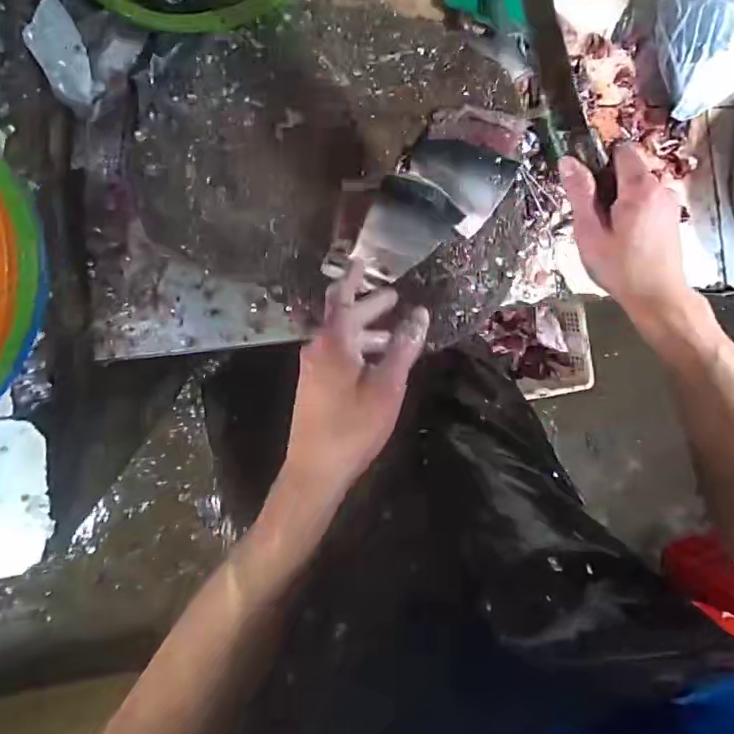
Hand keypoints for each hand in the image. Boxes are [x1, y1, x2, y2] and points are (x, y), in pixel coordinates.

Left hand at [283, 268, 429, 503]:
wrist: (314, 471)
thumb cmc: (352, 426)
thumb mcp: (387, 386)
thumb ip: (403, 348)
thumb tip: (419, 315)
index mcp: (333, 342)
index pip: (342, 298)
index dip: (353, 279)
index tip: (364, 261)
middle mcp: (318, 349)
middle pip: (343, 317)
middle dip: (369, 306)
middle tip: (395, 299)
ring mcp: (313, 369)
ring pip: (342, 338)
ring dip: (367, 330)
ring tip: (395, 332)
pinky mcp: (315, 386)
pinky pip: (338, 354)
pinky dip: (359, 348)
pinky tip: (379, 362)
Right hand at [562, 142, 698, 324]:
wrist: (658, 298)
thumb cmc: (622, 269)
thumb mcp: (590, 231)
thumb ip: (580, 193)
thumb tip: (568, 161)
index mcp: (640, 187)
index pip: (620, 150)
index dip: (600, 161)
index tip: (587, 183)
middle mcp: (660, 188)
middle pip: (629, 167)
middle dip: (609, 183)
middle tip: (594, 214)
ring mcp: (669, 203)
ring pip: (638, 185)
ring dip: (621, 198)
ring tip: (609, 228)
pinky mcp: (672, 217)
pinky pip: (648, 200)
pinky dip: (634, 209)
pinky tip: (625, 235)